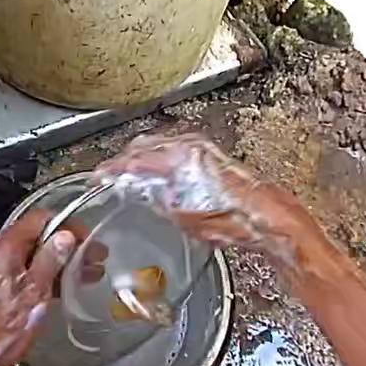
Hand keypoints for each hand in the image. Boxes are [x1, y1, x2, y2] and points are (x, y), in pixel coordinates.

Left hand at [0, 210, 76, 365]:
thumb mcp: (34, 292)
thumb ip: (50, 260)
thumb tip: (65, 237)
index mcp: (2, 248)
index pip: (38, 220)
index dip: (66, 225)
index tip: (87, 238)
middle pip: (34, 239)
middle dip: (66, 246)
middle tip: (91, 258)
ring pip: (29, 259)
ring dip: (57, 264)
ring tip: (83, 275)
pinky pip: (21, 276)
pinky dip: (43, 279)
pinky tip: (59, 291)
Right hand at [95, 133, 302, 254]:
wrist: (267, 218)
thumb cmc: (233, 218)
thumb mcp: (183, 215)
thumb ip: (155, 196)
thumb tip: (133, 187)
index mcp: (177, 157)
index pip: (133, 157)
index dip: (111, 169)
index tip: (98, 177)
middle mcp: (188, 146)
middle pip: (142, 146)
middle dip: (123, 161)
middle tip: (109, 177)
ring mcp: (199, 148)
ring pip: (157, 146)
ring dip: (140, 159)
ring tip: (127, 177)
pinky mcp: (208, 156)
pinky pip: (172, 151)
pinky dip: (157, 160)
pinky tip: (155, 176)